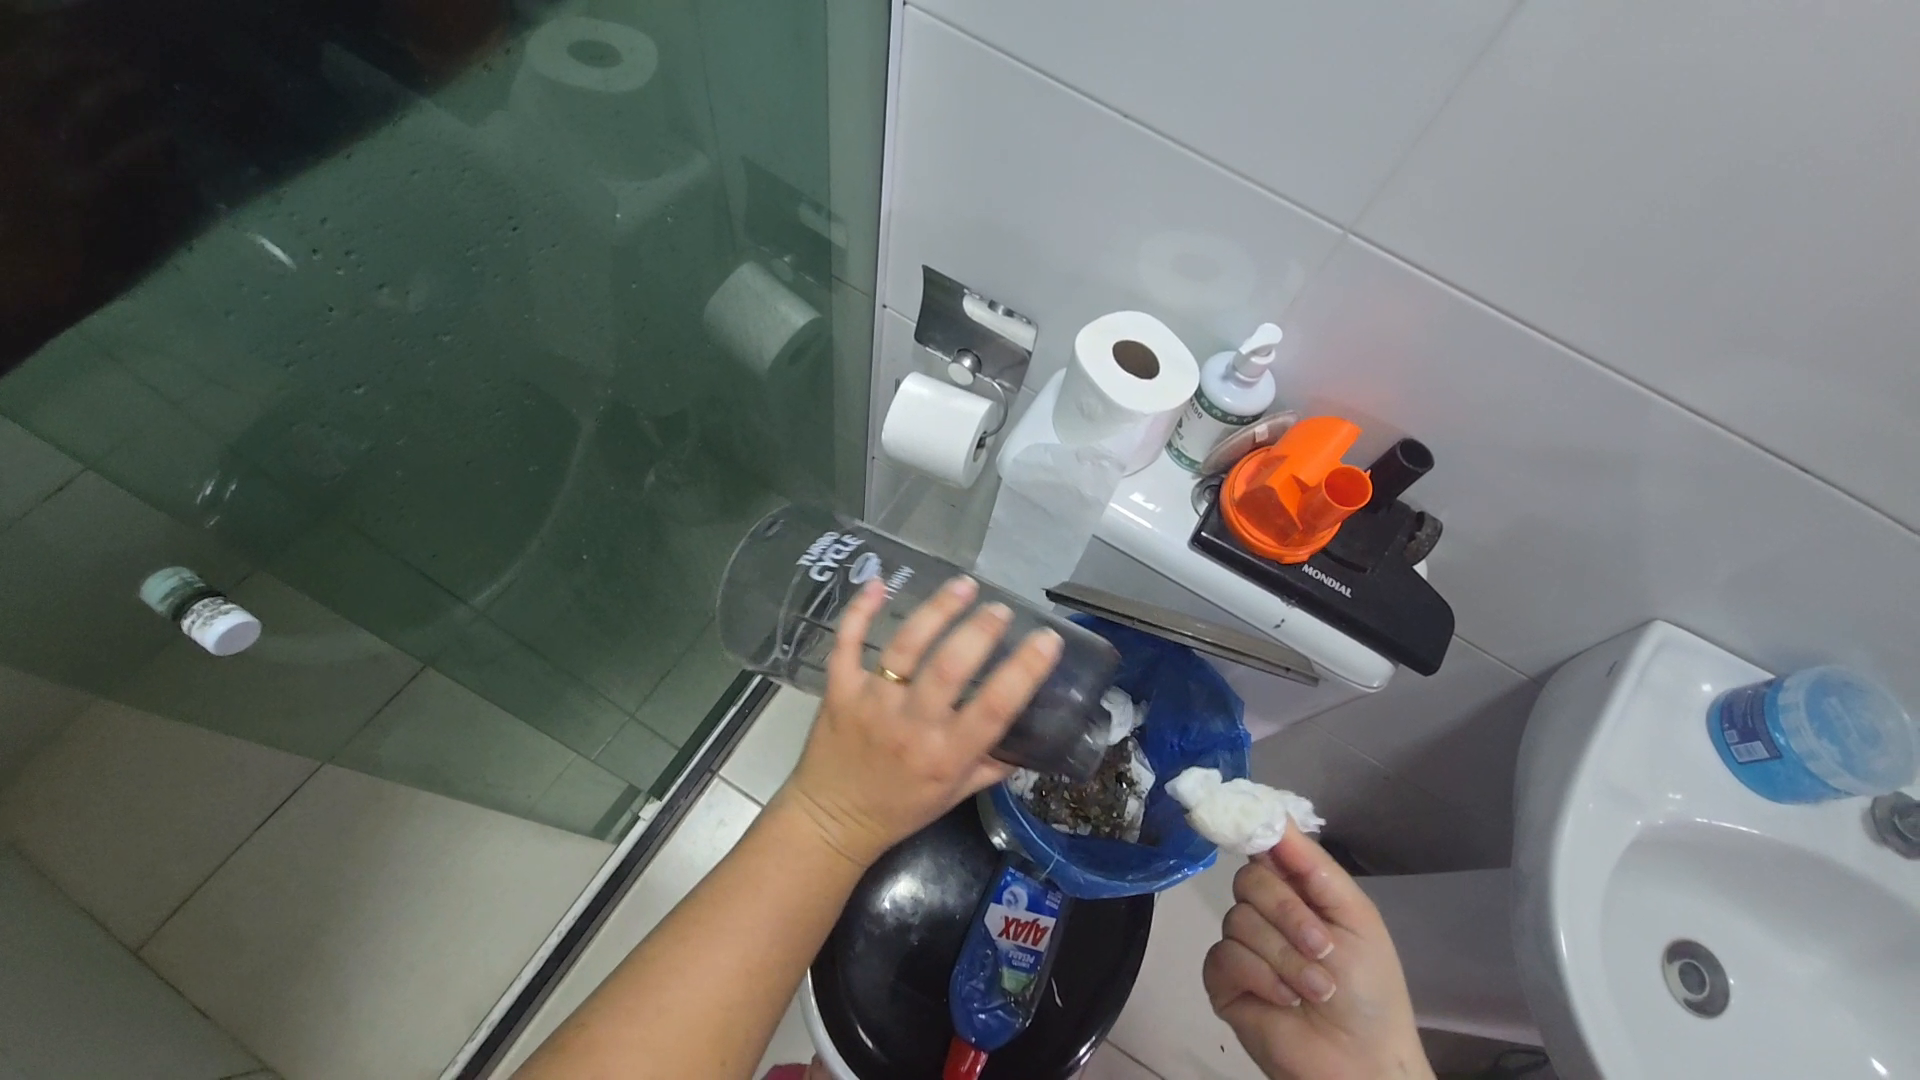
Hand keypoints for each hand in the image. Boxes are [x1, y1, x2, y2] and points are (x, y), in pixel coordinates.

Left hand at [775, 575, 1063, 867]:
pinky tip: (878, 582)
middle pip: (949, 667)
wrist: (831, 821)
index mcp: (946, 755)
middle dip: (980, 631)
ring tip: (963, 586)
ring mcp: (872, 703)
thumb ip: (992, 764)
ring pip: (906, 646)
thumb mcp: (956, 795)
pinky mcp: (839, 690)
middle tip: (1000, 609)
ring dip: (937, 610)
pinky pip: (847, 643)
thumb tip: (1030, 735)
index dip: (1024, 669)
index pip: (994, 707)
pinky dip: (860, 610)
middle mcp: (911, 726)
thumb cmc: (900, 808)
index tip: (1046, 639)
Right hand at [1204, 829, 1432, 1079]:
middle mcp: (1263, 911)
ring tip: (1315, 990)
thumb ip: (1313, 865)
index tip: (1256, 833)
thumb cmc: (1371, 991)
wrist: (1362, 1064)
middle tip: (1322, 949)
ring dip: (1285, 958)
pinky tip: (1284, 999)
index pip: (1264, 846)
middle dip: (1288, 915)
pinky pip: (1225, 956)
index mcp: (1297, 891)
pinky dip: (1261, 977)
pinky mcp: (1222, 979)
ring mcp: (1240, 944)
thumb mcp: (1356, 917)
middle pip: (1249, 880)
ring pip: (1238, 920)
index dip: (1257, 834)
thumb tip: (1274, 813)